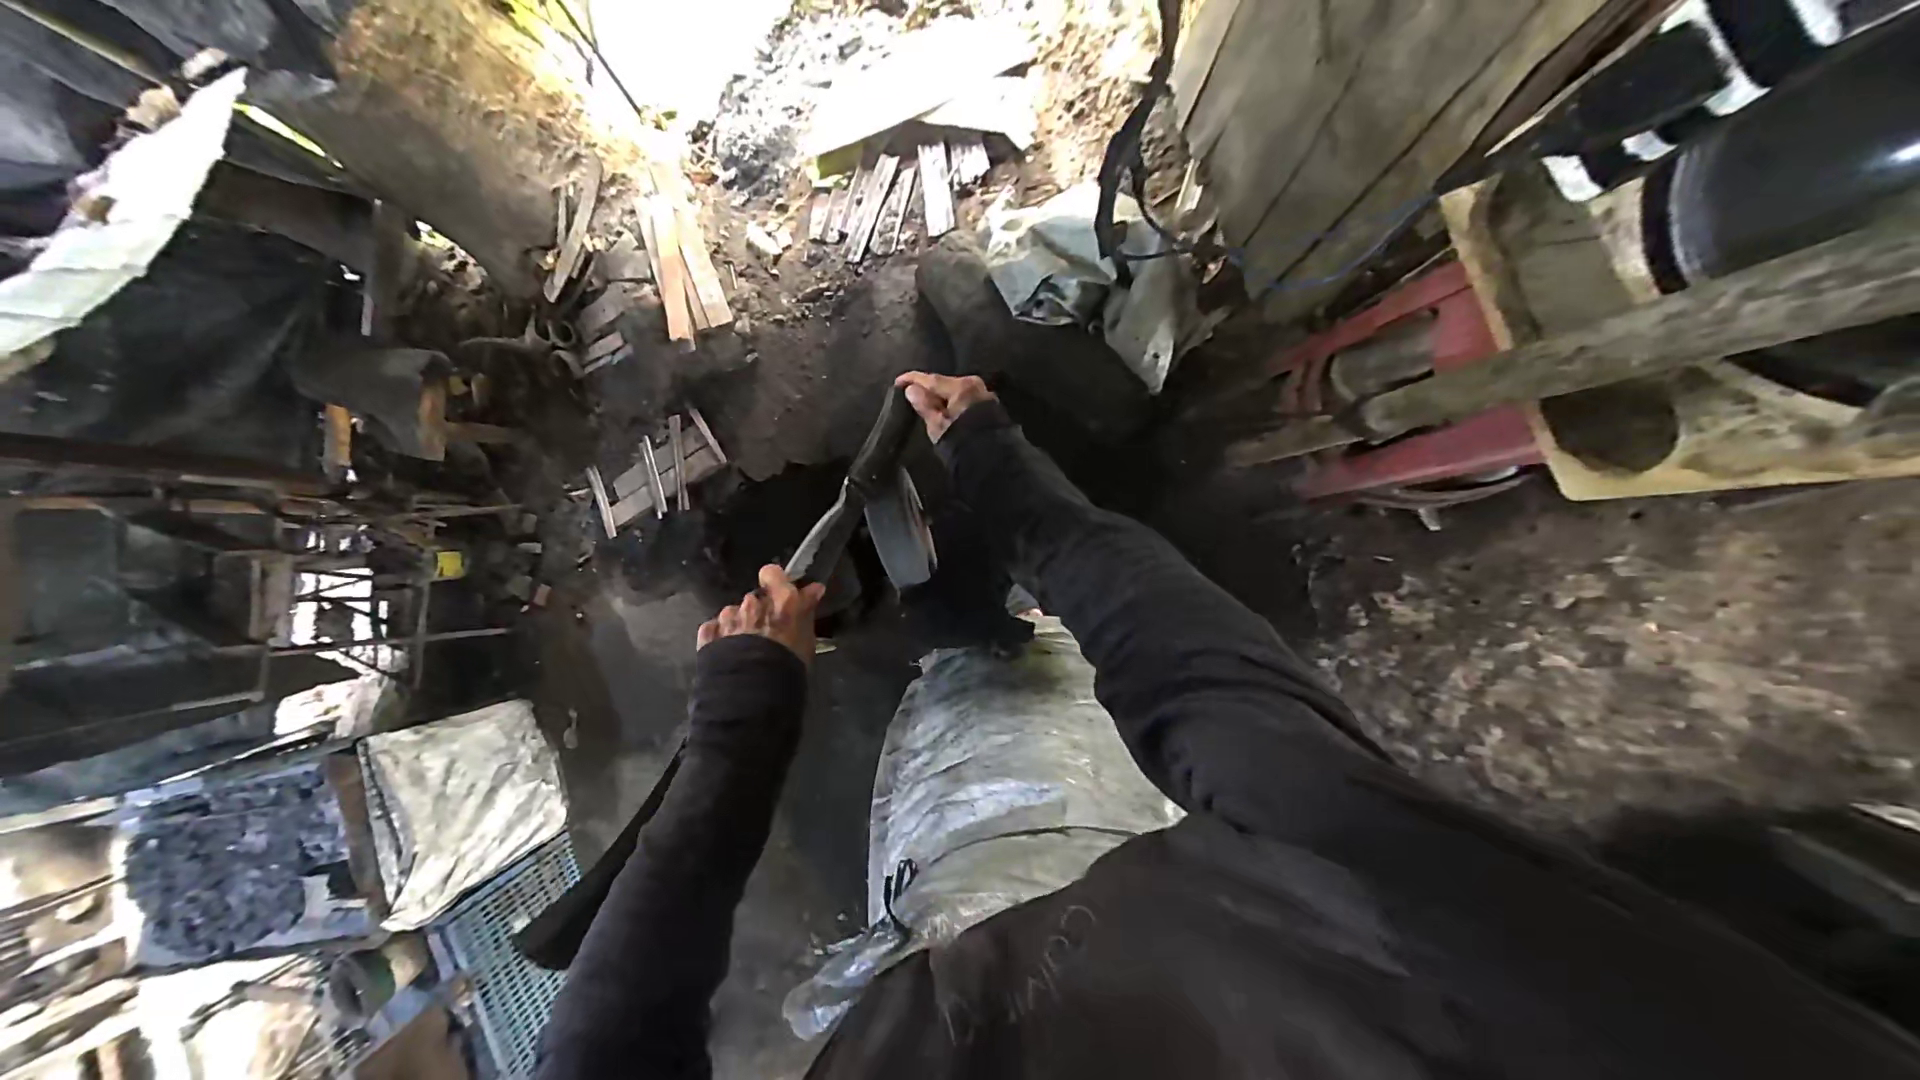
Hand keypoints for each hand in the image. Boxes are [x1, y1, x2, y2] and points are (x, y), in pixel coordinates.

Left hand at [697, 564, 827, 662]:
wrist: (753, 695)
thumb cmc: (789, 665)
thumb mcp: (807, 639)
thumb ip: (807, 609)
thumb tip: (814, 588)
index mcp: (780, 600)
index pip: (772, 572)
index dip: (775, 581)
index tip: (780, 595)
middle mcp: (752, 603)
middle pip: (754, 597)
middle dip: (759, 610)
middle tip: (766, 631)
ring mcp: (727, 617)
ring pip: (734, 612)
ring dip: (740, 624)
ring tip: (745, 648)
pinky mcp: (708, 634)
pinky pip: (715, 628)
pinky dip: (721, 636)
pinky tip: (728, 653)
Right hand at [894, 372, 994, 442]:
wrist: (993, 460)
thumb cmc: (961, 442)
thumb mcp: (938, 426)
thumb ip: (924, 405)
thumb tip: (912, 389)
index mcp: (961, 387)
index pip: (932, 380)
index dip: (913, 380)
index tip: (898, 381)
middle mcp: (975, 386)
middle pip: (945, 384)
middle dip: (929, 388)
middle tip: (912, 394)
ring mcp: (985, 395)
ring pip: (957, 392)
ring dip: (942, 397)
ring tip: (928, 403)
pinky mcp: (991, 408)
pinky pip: (966, 400)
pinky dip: (954, 403)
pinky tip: (947, 410)